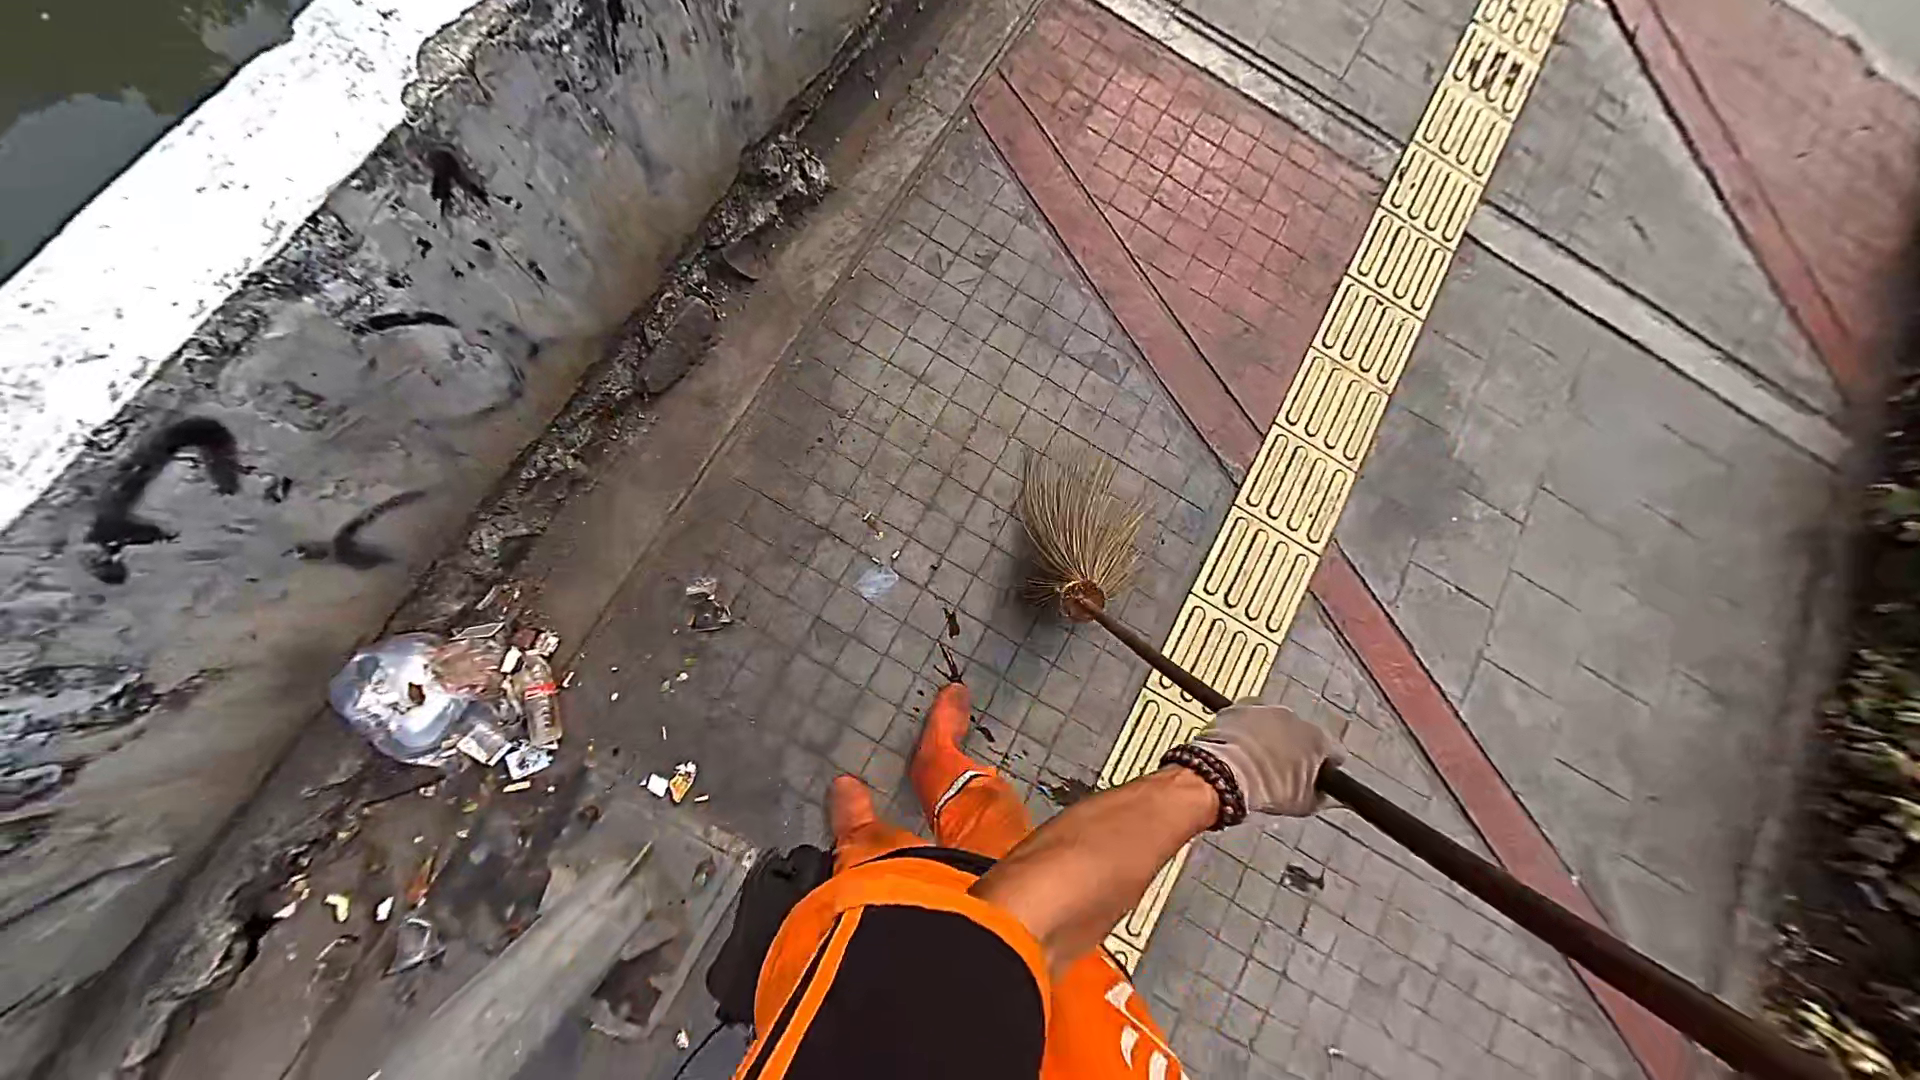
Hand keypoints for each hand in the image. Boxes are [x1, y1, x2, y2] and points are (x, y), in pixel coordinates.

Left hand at [1190, 703, 1343, 816]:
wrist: (1226, 771)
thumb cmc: (1270, 789)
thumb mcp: (1304, 804)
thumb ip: (1321, 796)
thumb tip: (1326, 796)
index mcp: (1317, 739)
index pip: (1332, 752)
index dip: (1325, 767)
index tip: (1316, 779)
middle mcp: (1293, 717)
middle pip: (1299, 733)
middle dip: (1293, 748)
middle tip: (1280, 770)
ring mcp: (1262, 709)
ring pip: (1270, 723)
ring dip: (1267, 736)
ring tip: (1255, 760)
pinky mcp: (1235, 708)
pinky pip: (1245, 719)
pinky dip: (1242, 730)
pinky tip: (1236, 748)